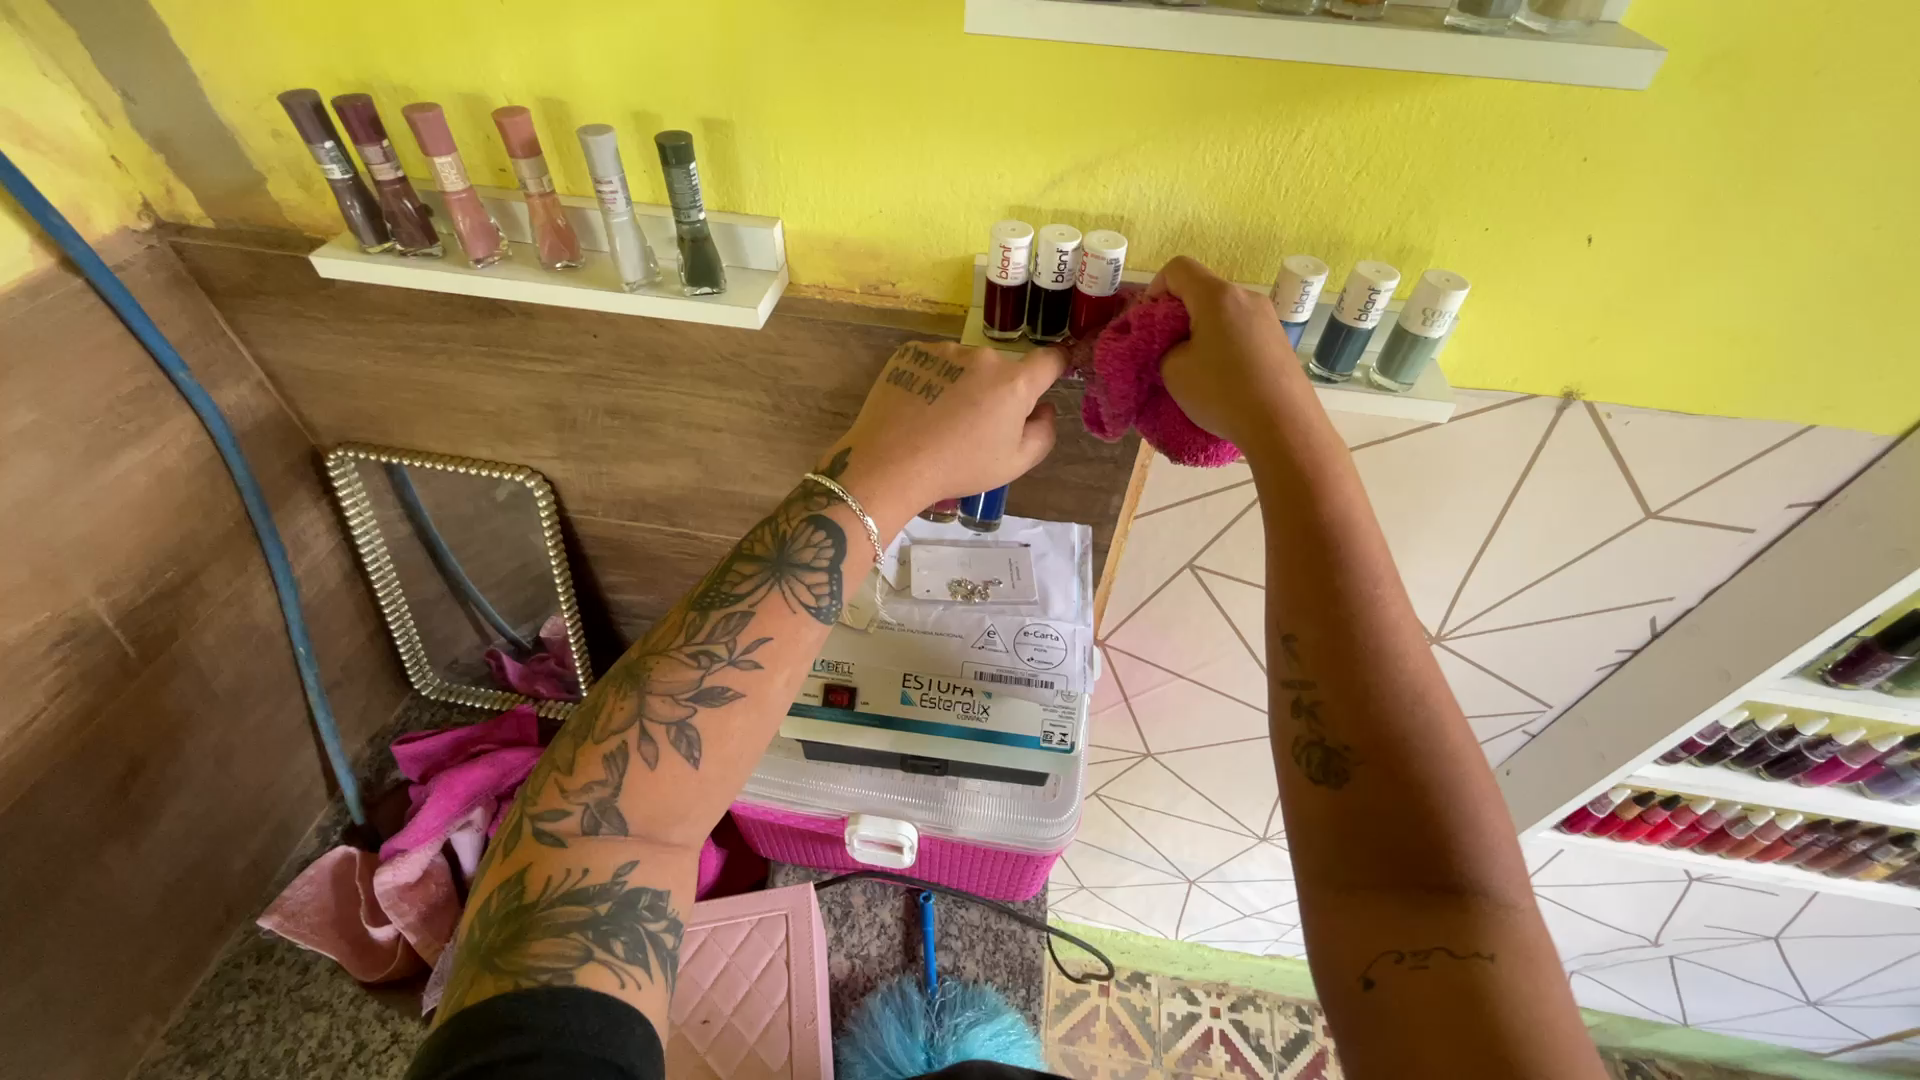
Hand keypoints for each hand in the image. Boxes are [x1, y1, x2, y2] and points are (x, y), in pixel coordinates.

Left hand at [823, 341, 1066, 530]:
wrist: (890, 463)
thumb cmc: (959, 467)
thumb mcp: (1015, 464)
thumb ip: (1044, 432)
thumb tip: (1044, 408)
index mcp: (1014, 382)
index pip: (1049, 359)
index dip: (1055, 366)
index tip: (1050, 376)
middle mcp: (982, 356)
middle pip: (1001, 369)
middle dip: (996, 391)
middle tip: (975, 426)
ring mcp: (944, 350)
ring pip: (964, 365)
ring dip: (962, 384)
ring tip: (940, 420)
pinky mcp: (911, 352)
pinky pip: (933, 363)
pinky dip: (932, 380)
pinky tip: (918, 409)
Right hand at [1151, 256, 1313, 446]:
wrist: (1282, 424)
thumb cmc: (1222, 392)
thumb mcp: (1174, 371)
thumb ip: (1165, 347)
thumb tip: (1177, 344)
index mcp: (1217, 296)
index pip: (1178, 268)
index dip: (1155, 289)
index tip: (1148, 322)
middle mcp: (1245, 297)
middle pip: (1202, 289)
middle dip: (1178, 314)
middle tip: (1165, 349)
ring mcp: (1267, 317)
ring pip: (1222, 311)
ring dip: (1201, 330)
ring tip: (1194, 367)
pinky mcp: (1278, 339)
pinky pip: (1240, 329)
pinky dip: (1222, 343)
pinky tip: (1221, 376)